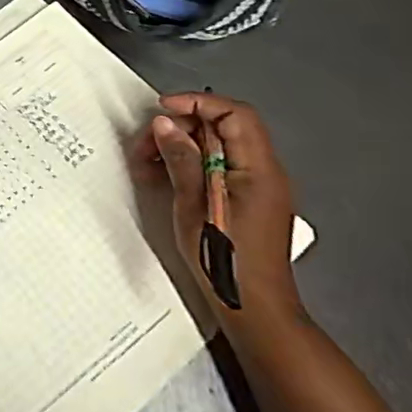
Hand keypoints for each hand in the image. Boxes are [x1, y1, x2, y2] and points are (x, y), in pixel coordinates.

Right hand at [132, 93, 301, 320]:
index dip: (198, 103)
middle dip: (180, 127)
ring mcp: (257, 186)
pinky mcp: (246, 199)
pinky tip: (164, 177)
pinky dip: (190, 163)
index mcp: (259, 169)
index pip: (235, 115)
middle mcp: (264, 172)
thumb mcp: (193, 204)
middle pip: (223, 128)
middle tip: (146, 143)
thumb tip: (166, 124)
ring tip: (147, 162)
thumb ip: (182, 159)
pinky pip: (218, 166)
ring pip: (217, 146)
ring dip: (180, 146)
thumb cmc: (224, 258)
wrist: (254, 308)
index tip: (162, 110)